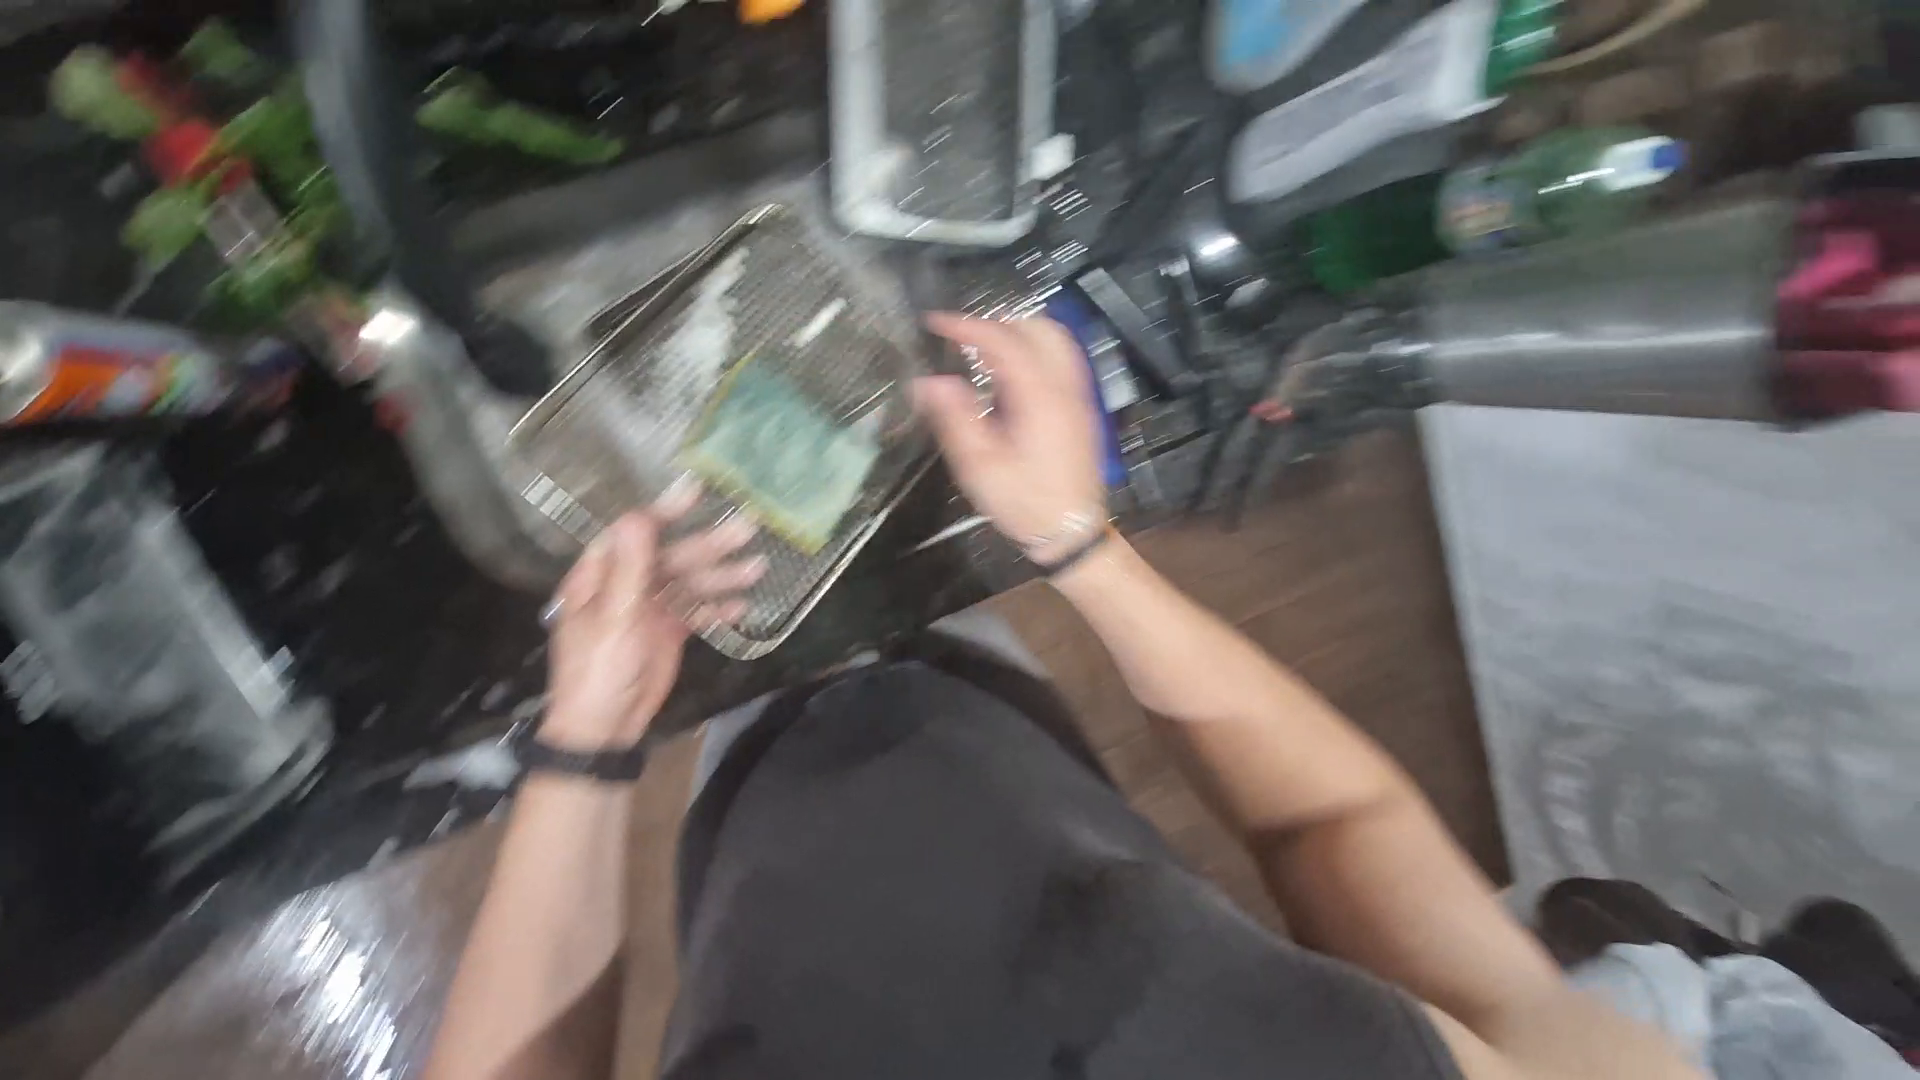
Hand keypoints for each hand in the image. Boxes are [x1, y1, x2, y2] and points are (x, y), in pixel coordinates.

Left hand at [541, 498, 765, 750]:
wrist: (605, 728)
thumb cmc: (599, 670)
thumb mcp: (614, 618)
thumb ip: (630, 568)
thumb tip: (639, 516)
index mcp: (601, 576)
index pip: (634, 534)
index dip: (665, 513)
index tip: (697, 493)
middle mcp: (626, 586)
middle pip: (671, 557)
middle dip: (708, 545)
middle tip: (747, 529)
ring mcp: (649, 609)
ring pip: (689, 583)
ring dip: (721, 576)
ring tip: (758, 568)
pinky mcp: (668, 631)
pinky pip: (696, 612)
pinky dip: (717, 609)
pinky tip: (743, 606)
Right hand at [913, 313, 1107, 563]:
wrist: (1072, 534)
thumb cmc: (1025, 504)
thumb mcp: (979, 467)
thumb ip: (954, 418)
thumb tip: (929, 382)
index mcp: (1039, 398)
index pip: (1002, 341)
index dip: (966, 326)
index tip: (936, 323)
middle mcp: (1066, 389)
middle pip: (1037, 328)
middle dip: (996, 324)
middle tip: (962, 339)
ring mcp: (1079, 398)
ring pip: (1055, 341)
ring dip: (1019, 336)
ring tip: (984, 354)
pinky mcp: (1082, 410)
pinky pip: (1062, 362)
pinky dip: (1035, 354)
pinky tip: (1011, 378)